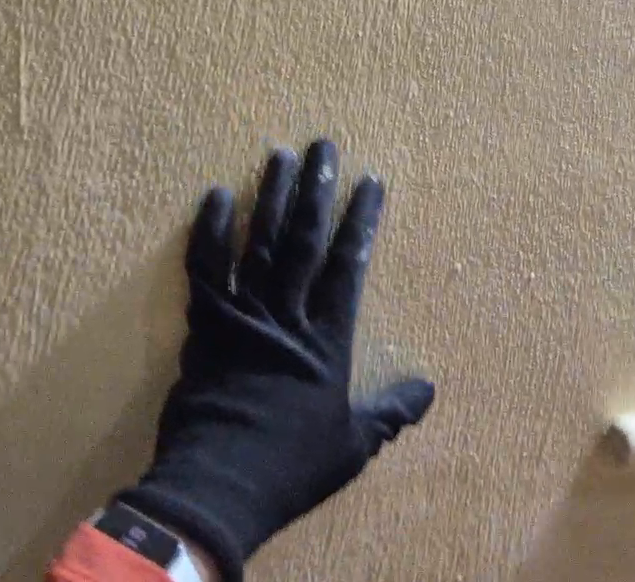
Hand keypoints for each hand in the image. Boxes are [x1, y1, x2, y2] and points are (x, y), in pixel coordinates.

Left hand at [114, 140, 435, 581]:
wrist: (217, 490)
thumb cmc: (291, 465)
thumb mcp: (352, 446)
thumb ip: (391, 413)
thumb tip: (429, 390)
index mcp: (327, 338)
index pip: (348, 263)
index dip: (360, 219)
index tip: (370, 180)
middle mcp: (287, 314)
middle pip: (303, 239)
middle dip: (316, 189)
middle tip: (323, 144)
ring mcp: (243, 315)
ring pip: (259, 242)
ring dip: (269, 195)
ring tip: (279, 153)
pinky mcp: (205, 325)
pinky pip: (205, 270)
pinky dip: (209, 231)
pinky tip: (215, 194)